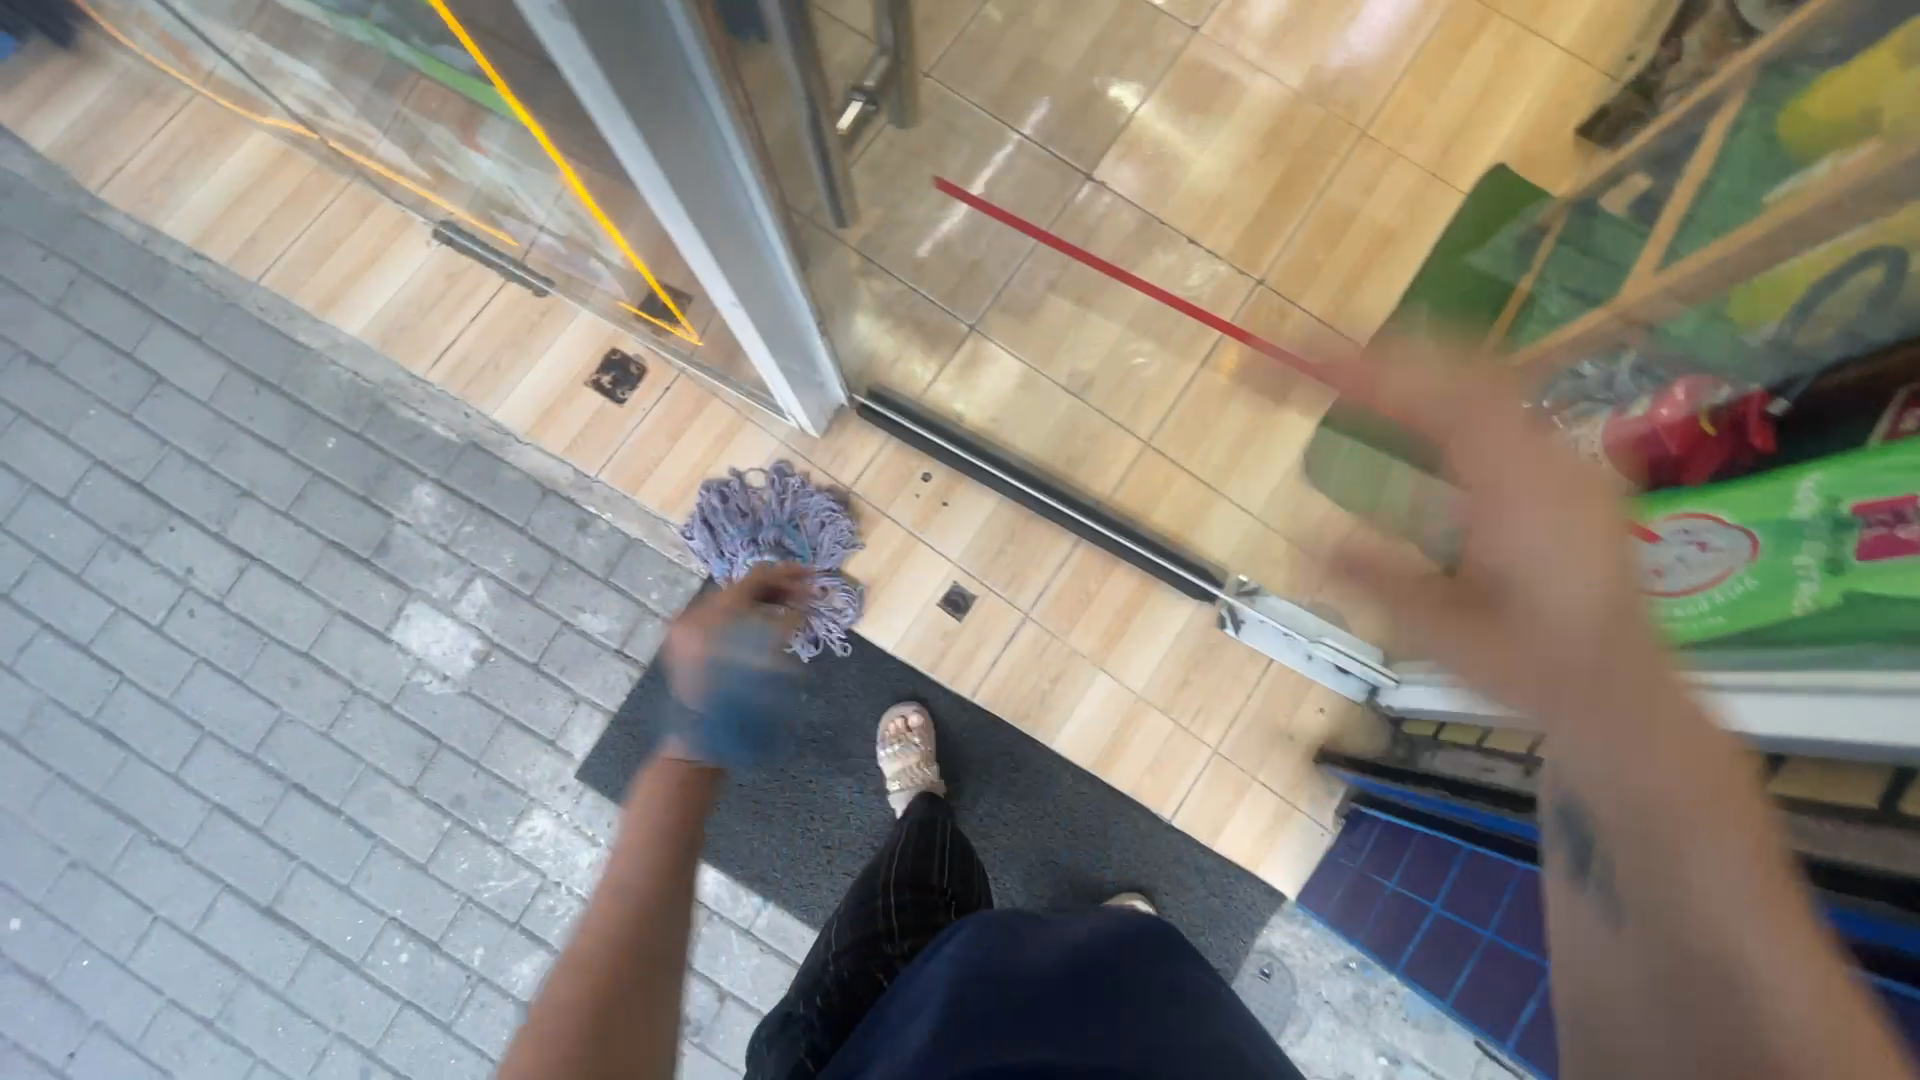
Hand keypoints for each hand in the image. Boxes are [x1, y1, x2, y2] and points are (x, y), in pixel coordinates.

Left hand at [659, 563, 810, 766]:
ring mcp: (689, 628)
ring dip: (766, 602)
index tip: (814, 576)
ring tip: (794, 609)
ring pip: (734, 602)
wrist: (704, 740)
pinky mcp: (689, 642)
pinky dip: (748, 617)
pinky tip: (770, 624)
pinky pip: (723, 618)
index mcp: (713, 613)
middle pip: (743, 588)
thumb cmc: (742, 703)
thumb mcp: (773, 656)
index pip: (755, 578)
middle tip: (809, 594)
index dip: (788, 574)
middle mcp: (695, 613)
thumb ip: (791, 619)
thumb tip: (809, 596)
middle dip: (779, 588)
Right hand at [1326, 350, 1681, 727]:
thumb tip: (1301, 534)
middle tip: (1310, 355)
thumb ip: (1374, 577)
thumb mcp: (1439, 632)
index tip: (1303, 363)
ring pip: (1487, 377)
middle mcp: (1547, 459)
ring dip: (1414, 362)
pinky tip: (1413, 400)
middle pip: (1464, 371)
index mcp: (1517, 496)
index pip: (1437, 405)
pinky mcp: (1562, 466)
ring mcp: (1562, 458)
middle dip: (1382, 354)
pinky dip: (1445, 384)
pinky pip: (1501, 400)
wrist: (1620, 686)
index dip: (1366, 374)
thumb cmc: (1528, 665)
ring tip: (1349, 365)